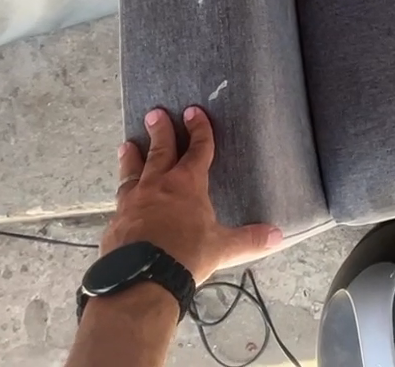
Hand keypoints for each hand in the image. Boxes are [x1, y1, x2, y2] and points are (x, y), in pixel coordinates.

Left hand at [103, 106, 284, 281]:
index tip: (194, 111)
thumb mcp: (222, 248)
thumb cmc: (185, 256)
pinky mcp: (115, 223)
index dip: (199, 129)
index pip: (198, 148)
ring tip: (127, 143)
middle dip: (161, 131)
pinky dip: (124, 191)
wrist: (139, 283)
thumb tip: (279, 235)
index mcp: (187, 183)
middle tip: (155, 113)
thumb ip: (249, 238)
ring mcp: (133, 203)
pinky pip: (120, 200)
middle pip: (161, 151)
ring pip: (133, 171)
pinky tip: (122, 195)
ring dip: (132, 156)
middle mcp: (158, 185)